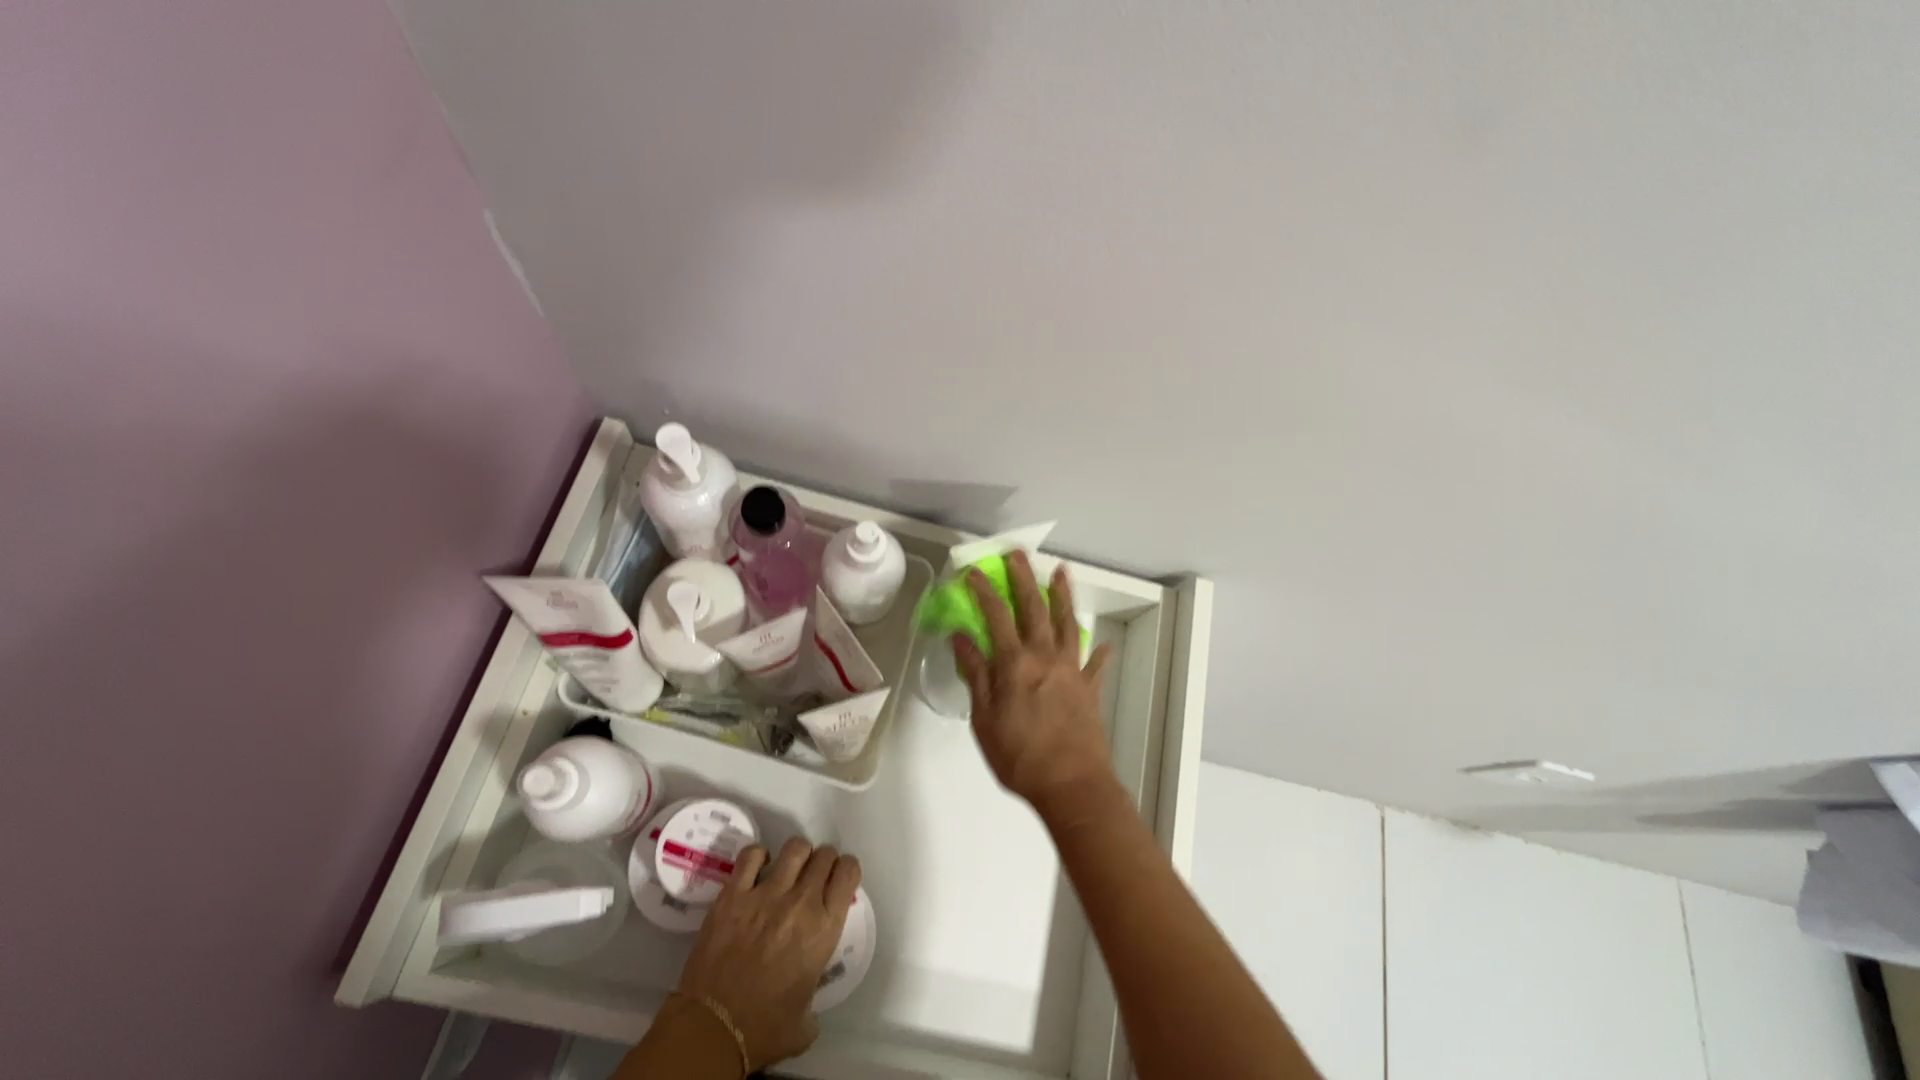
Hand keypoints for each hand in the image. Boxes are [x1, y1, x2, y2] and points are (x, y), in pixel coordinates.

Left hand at [673, 838, 861, 1071]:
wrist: (713, 1027)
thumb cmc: (764, 1028)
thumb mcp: (807, 1020)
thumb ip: (814, 998)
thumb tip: (806, 1000)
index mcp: (824, 928)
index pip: (848, 872)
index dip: (846, 870)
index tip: (839, 880)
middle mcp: (800, 902)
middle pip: (823, 855)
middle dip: (823, 862)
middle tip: (813, 878)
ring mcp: (764, 894)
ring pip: (794, 848)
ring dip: (796, 855)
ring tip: (788, 870)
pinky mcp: (732, 894)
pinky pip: (751, 855)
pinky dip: (758, 857)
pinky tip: (756, 870)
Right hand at [952, 550, 1116, 822]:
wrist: (1072, 784)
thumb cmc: (1019, 756)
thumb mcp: (983, 718)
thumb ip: (975, 675)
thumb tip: (961, 637)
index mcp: (1015, 663)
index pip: (996, 615)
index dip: (984, 590)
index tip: (972, 571)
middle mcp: (1045, 657)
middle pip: (1034, 608)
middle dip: (1024, 578)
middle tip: (1018, 553)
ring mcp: (1072, 670)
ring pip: (1068, 624)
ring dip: (1063, 596)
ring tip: (1061, 572)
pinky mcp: (1090, 689)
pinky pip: (1095, 662)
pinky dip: (1097, 649)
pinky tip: (1101, 641)